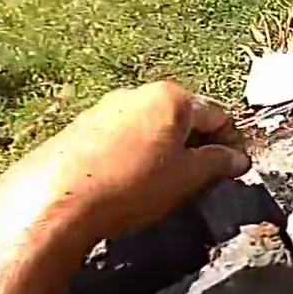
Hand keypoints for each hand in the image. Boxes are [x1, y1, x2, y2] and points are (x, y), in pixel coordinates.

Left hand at [0, 82, 250, 259]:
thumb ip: (219, 163)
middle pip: (184, 118)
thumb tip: (238, 159)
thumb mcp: (189, 176)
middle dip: (199, 146)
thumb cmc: (133, 184)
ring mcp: (106, 108)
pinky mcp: (81, 127)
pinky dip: (139, 154)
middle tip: (204, 179)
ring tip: (168, 184)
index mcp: (172, 97)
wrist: (54, 200)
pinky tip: (134, 182)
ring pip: (153, 127)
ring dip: (168, 151)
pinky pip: (125, 137)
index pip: (219, 116)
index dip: (233, 144)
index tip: (236, 169)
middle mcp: (139, 93)